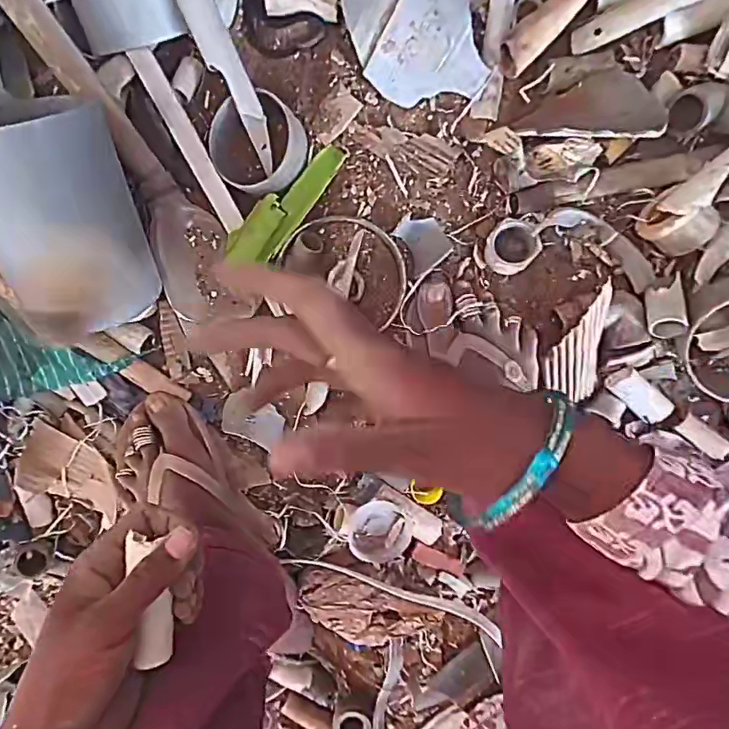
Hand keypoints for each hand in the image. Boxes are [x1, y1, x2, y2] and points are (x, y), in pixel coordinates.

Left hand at [2, 505, 201, 728]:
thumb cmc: (70, 677)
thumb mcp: (110, 621)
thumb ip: (151, 577)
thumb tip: (188, 536)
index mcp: (99, 566)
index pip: (142, 521)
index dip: (170, 526)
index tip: (190, 551)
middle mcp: (118, 581)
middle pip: (166, 548)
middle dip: (184, 565)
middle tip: (185, 595)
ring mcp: (135, 609)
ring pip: (176, 579)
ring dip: (187, 592)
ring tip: (184, 616)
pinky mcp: (150, 636)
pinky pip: (176, 610)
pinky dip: (185, 616)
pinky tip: (183, 629)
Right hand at [192, 263, 649, 519]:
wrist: (529, 450)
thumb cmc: (478, 443)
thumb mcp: (411, 448)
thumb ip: (343, 448)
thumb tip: (273, 456)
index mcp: (372, 355)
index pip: (310, 302)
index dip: (265, 281)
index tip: (223, 272)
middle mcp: (369, 356)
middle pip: (298, 330)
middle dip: (248, 330)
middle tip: (200, 338)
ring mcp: (378, 376)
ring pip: (312, 358)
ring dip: (271, 368)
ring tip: (234, 396)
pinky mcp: (386, 396)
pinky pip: (332, 385)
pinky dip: (302, 394)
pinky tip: (286, 417)